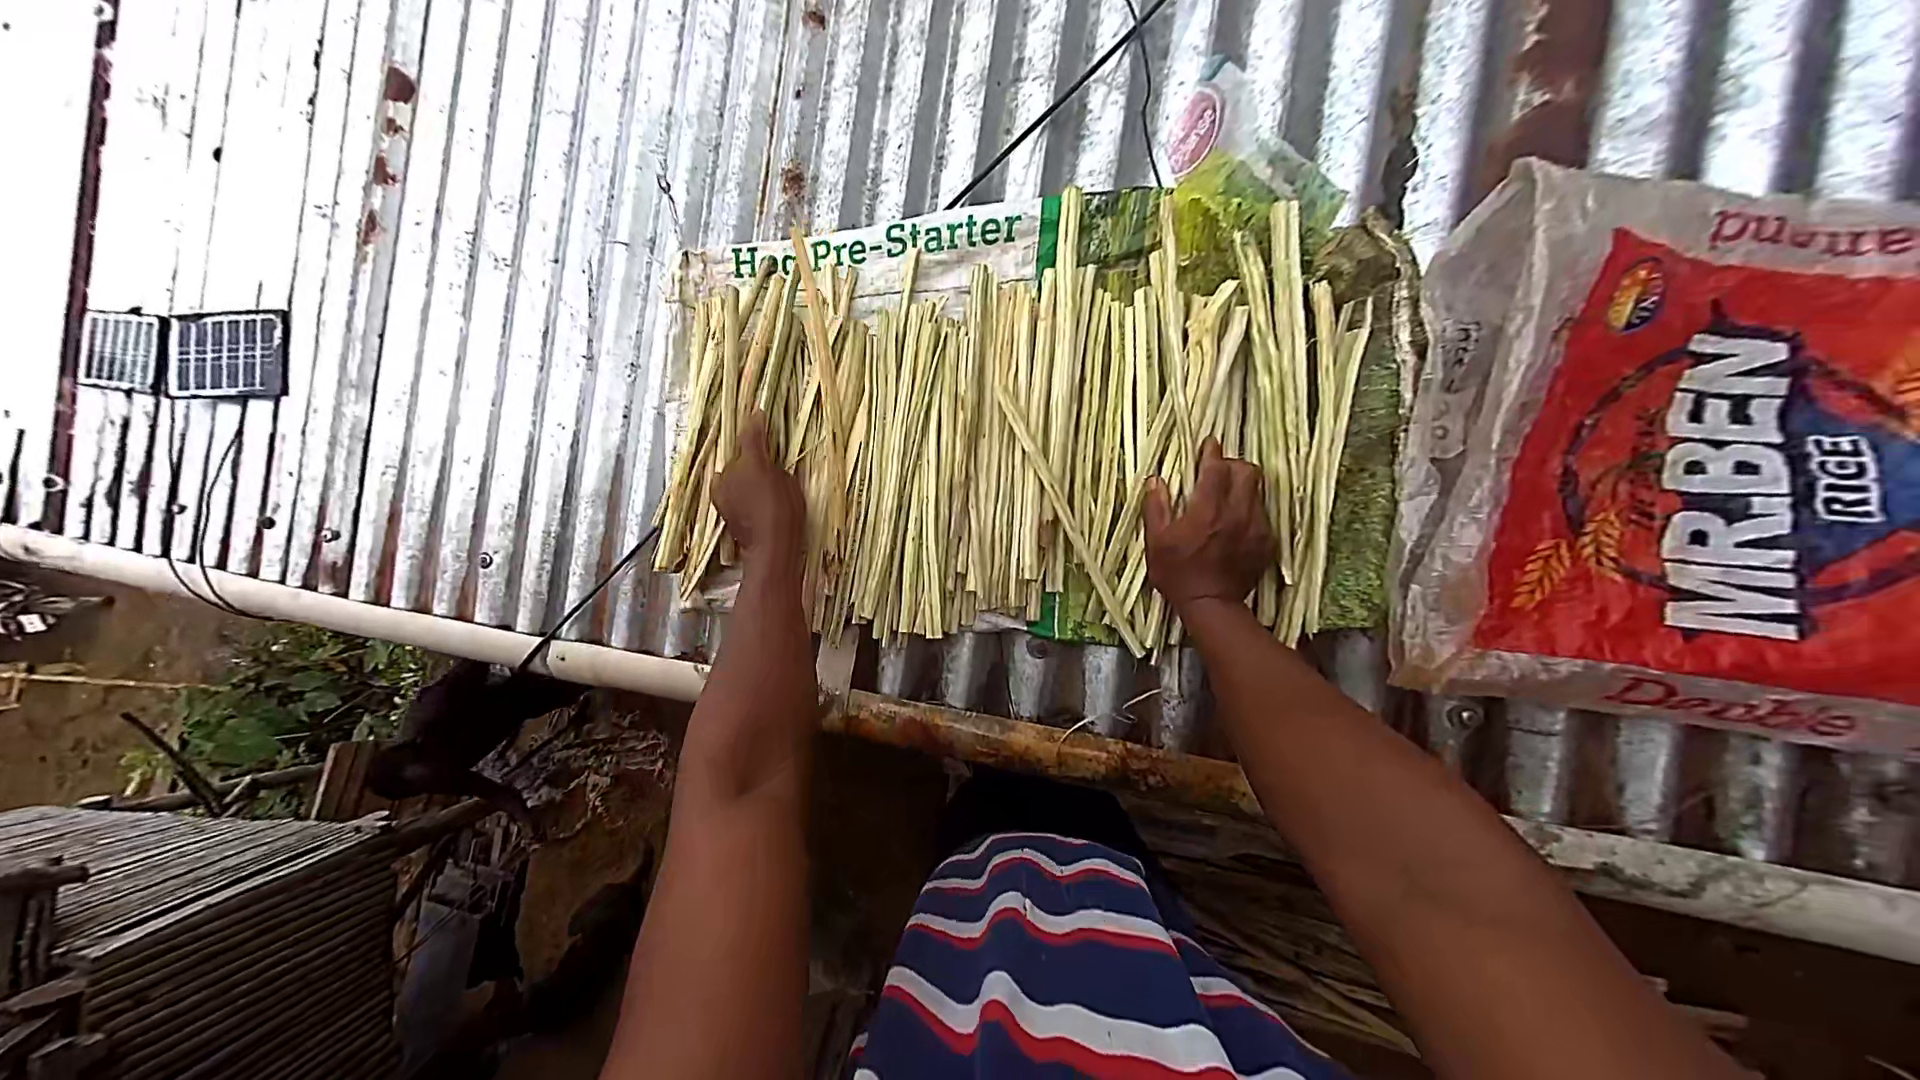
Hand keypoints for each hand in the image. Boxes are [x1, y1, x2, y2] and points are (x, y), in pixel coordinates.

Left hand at [713, 410, 805, 571]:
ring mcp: (722, 488)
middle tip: (766, 464)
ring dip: (742, 474)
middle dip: (750, 456)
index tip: (759, 414)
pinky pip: (727, 488)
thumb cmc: (787, 514)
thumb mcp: (791, 484)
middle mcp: (731, 470)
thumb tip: (768, 466)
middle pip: (740, 455)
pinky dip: (735, 488)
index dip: (756, 423)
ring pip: (732, 472)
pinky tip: (746, 497)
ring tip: (757, 485)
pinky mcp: (719, 505)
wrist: (770, 547)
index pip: (752, 434)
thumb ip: (776, 469)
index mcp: (752, 461)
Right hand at [1144, 438, 1272, 610]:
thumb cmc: (1177, 574)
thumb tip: (1156, 480)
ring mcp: (1256, 528)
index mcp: (1207, 511)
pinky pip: (1263, 513)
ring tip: (1227, 494)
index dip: (1212, 452)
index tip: (1208, 443)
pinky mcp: (1267, 542)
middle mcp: (1237, 514)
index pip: (1216, 468)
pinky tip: (1235, 521)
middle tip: (1218, 471)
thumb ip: (1156, 508)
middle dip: (1232, 465)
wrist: (1211, 606)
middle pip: (1247, 471)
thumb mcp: (1156, 542)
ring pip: (1258, 490)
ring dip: (1243, 485)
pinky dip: (1249, 508)